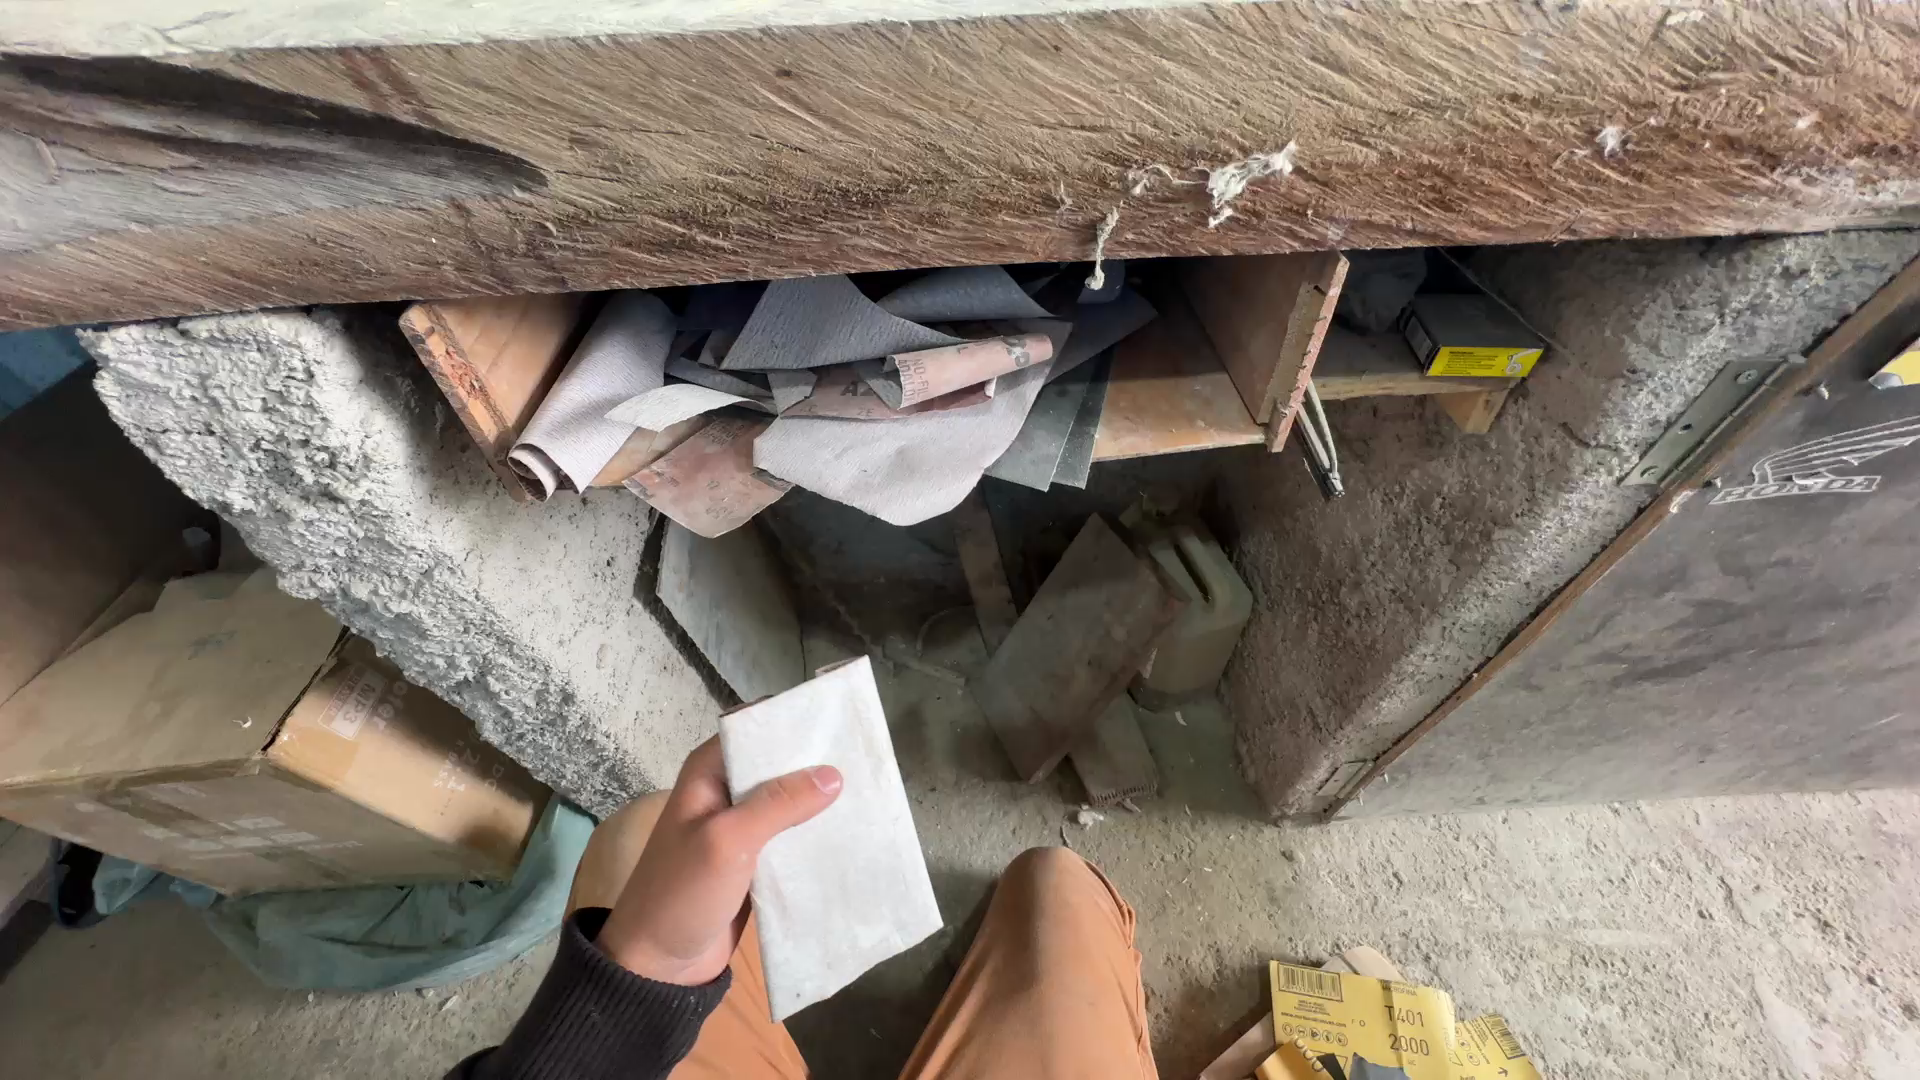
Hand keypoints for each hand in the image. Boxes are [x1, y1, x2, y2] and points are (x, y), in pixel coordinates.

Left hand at [595, 737, 841, 984]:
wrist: (658, 967)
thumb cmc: (681, 892)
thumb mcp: (727, 840)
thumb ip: (778, 804)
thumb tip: (834, 774)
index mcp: (710, 769)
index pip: (758, 725)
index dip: (796, 720)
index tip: (841, 719)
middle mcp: (727, 787)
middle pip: (779, 760)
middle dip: (817, 760)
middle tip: (865, 755)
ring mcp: (742, 822)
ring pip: (790, 796)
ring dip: (820, 797)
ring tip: (869, 788)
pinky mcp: (757, 854)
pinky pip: (792, 831)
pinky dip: (815, 830)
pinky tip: (851, 827)